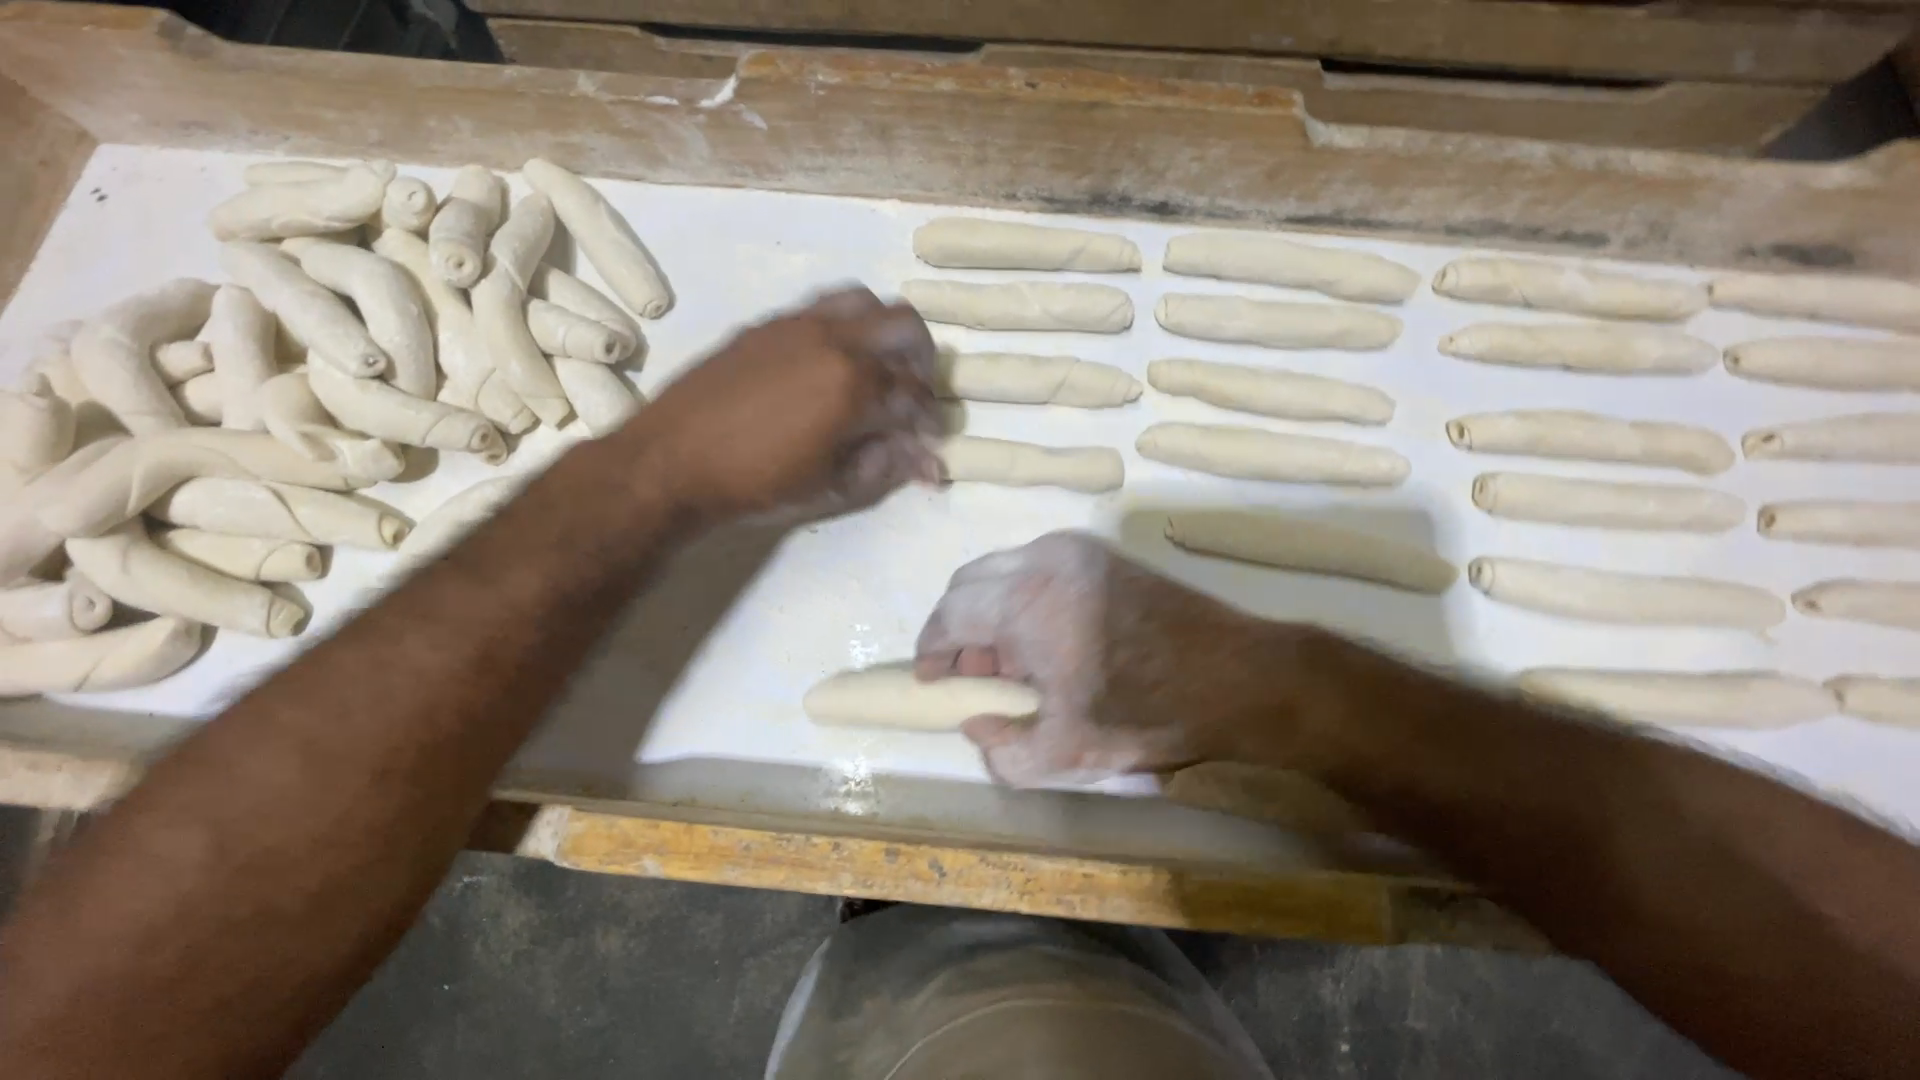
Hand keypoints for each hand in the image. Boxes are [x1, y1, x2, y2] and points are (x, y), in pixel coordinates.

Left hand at [643, 287, 943, 519]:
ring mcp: (797, 324)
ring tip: (876, 369)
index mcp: (854, 385)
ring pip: (866, 301)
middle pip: (906, 326)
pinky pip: (823, 306)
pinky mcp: (767, 323)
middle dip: (922, 362)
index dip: (930, 422)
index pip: (915, 394)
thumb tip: (924, 458)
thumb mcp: (832, 487)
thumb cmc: (756, 485)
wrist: (671, 462)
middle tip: (912, 396)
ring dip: (884, 333)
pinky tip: (830, 364)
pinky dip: (845, 327)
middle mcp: (834, 339)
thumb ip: (886, 465)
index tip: (929, 444)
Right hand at [913, 531, 1306, 785]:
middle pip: (969, 584)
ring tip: (1009, 662)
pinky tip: (1044, 640)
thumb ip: (1000, 746)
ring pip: (1002, 571)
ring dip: (989, 612)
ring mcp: (1076, 550)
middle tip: (970, 676)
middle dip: (957, 629)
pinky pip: (1036, 567)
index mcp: (1026, 604)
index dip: (931, 650)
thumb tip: (974, 720)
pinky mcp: (1101, 554)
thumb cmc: (1148, 716)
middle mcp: (1043, 560)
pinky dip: (1021, 598)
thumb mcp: (1065, 754)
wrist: (1239, 677)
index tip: (931, 680)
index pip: (949, 614)